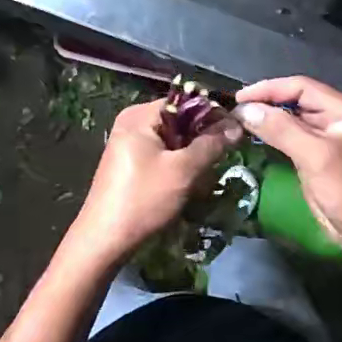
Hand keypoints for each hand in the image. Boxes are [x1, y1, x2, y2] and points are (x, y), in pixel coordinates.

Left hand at [70, 100, 239, 257]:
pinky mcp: (128, 164)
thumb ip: (211, 145)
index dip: (212, 114)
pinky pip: (160, 154)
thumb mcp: (183, 171)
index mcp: (139, 115)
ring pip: (172, 140)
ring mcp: (127, 144)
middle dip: (202, 137)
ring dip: (192, 154)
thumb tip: (237, 126)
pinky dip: (177, 164)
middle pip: (178, 120)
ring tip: (209, 172)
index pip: (185, 101)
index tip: (236, 131)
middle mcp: (131, 123)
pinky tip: (189, 182)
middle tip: (225, 154)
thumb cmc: (143, 199)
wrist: (104, 239)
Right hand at [235, 76, 341, 259]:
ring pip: (292, 119)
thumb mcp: (316, 156)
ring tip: (239, 121)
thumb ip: (281, 129)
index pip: (301, 87)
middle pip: (296, 100)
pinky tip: (255, 137)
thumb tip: (245, 109)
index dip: (268, 89)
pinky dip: (273, 135)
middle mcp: (337, 118)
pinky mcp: (318, 158)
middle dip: (266, 102)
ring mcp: (328, 139)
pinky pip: (292, 138)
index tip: (238, 99)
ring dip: (267, 119)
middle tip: (235, 112)